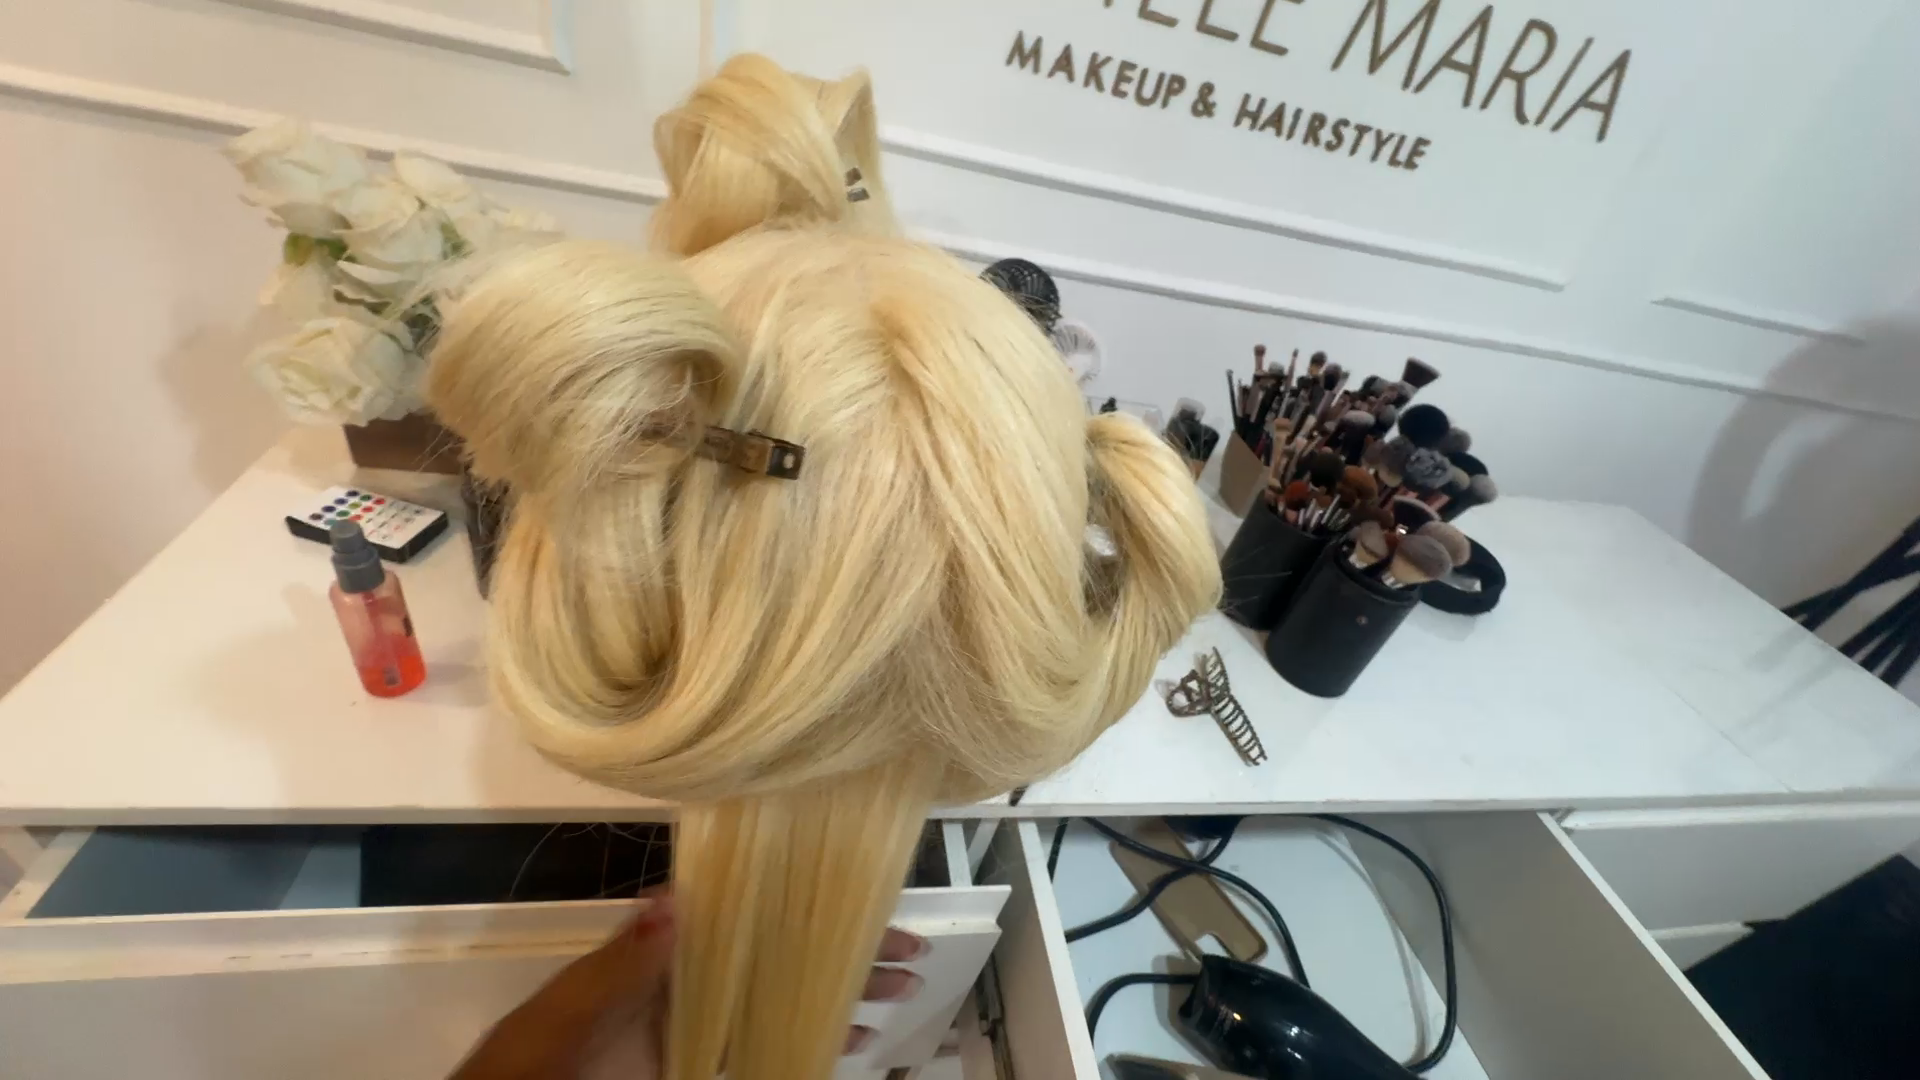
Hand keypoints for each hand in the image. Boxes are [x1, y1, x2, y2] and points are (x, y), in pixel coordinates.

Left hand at [449, 892, 926, 1078]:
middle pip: (787, 955)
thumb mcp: (557, 1023)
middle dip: (848, 948)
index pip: (751, 913)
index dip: (807, 899)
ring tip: (905, 983)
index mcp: (665, 957)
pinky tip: (861, 1041)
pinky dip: (820, 1043)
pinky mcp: (714, 1068)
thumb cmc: (525, 1073)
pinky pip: (777, 1051)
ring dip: (848, 993)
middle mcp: (698, 984)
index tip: (860, 892)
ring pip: (793, 1001)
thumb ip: (615, 968)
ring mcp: (708, 1034)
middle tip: (912, 947)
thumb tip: (675, 899)